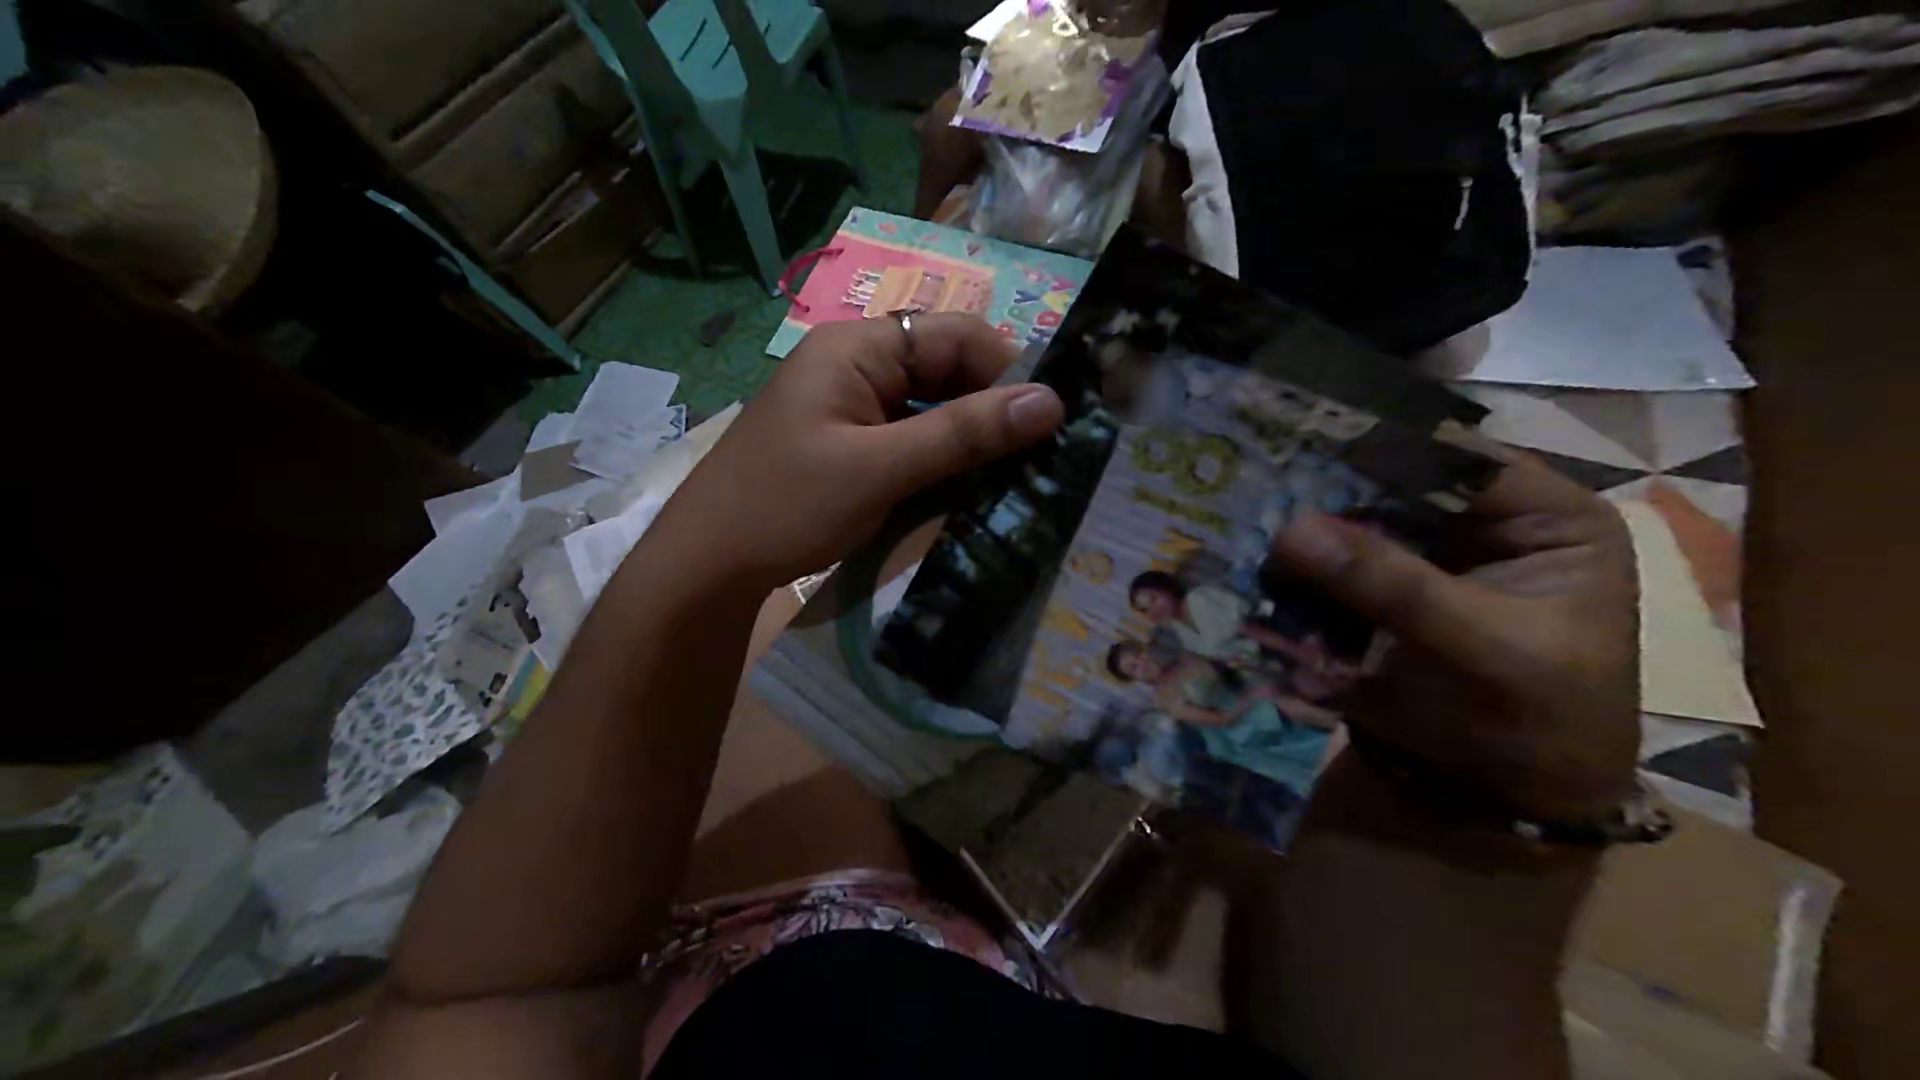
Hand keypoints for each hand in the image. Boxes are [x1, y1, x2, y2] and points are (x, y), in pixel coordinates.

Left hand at [650, 314, 1064, 592]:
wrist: (709, 563)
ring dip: (971, 437)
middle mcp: (858, 365)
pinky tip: (970, 487)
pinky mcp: (853, 444)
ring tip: (1017, 473)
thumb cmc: (786, 506)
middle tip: (1041, 454)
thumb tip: (1050, 403)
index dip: (1006, 370)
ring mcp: (853, 407)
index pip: (953, 335)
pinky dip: (943, 459)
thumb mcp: (879, 469)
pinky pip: (913, 438)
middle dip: (992, 407)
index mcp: (857, 348)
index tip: (1050, 420)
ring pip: (933, 407)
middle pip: (945, 369)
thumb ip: (963, 434)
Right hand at [1268, 452, 1639, 821]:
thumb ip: (1390, 585)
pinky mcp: (1379, 589)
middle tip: (1258, 479)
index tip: (1302, 442)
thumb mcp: (1474, 647)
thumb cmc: (1527, 722)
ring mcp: (1425, 558)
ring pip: (1355, 522)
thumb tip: (1290, 529)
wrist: (1491, 798)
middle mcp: (1483, 525)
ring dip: (1305, 526)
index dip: (1382, 449)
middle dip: (1330, 489)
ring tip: (1243, 513)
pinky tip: (1254, 558)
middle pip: (1396, 486)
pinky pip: (1332, 562)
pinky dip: (1297, 564)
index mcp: (1546, 519)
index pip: (1456, 460)